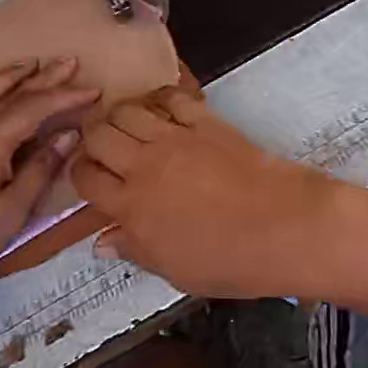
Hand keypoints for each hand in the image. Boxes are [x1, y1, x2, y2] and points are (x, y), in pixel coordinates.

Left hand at [0, 58, 97, 281]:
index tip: (93, 91)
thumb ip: (41, 167)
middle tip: (71, 62)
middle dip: (44, 79)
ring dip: (11, 78)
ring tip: (32, 64)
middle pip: (11, 96)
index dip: (64, 97)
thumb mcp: (14, 207)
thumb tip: (68, 134)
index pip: (33, 108)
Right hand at [71, 89, 359, 298]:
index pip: (85, 178)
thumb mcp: (175, 270)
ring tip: (128, 126)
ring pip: (126, 111)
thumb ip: (134, 250)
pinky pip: (169, 98)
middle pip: (97, 135)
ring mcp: (174, 139)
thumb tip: (101, 242)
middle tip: (103, 147)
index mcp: (132, 208)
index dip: (80, 173)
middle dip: (91, 138)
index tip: (88, 174)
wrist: (287, 228)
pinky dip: (159, 99)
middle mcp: (144, 166)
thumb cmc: (231, 261)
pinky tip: (162, 110)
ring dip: (120, 116)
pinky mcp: (203, 121)